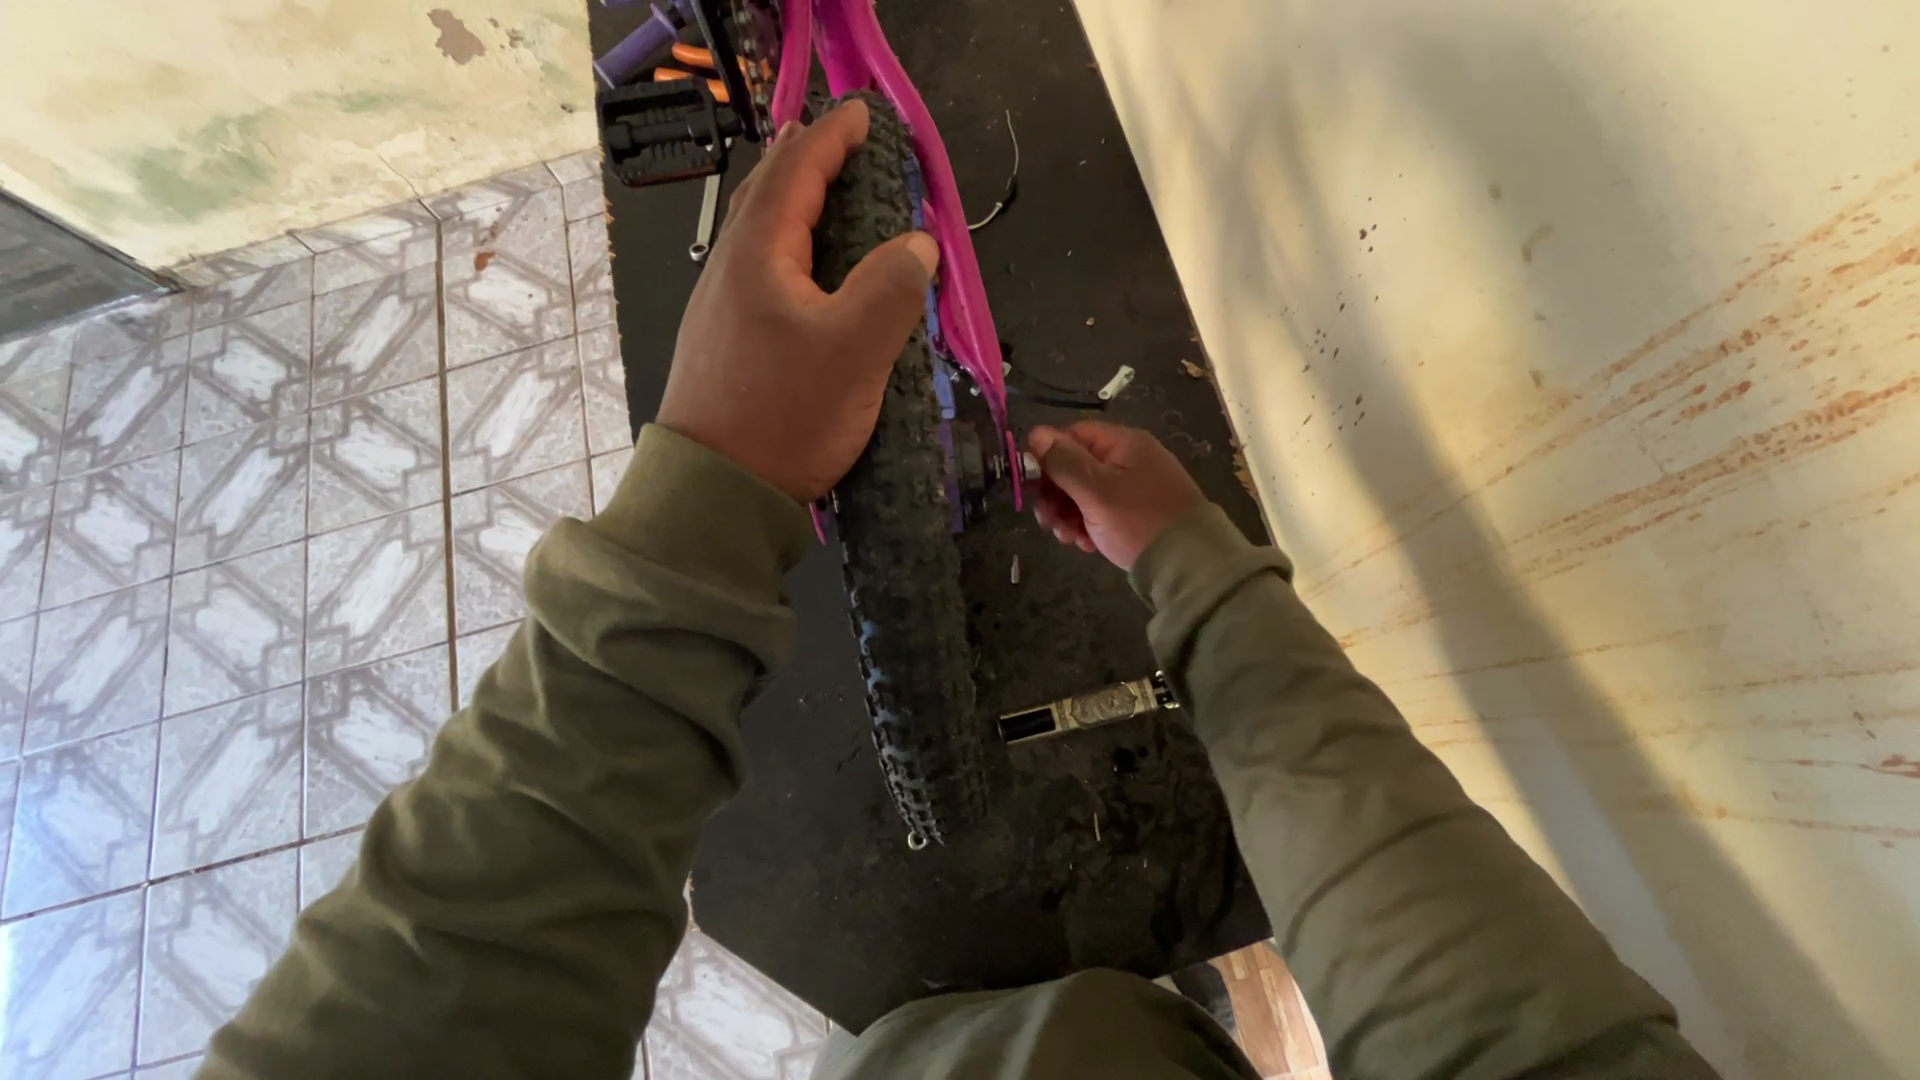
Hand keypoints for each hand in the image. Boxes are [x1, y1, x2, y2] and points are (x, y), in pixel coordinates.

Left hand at [657, 100, 940, 501]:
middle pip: (768, 195)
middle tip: (843, 148)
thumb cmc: (786, 415)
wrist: (716, 491)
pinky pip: (762, 275)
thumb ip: (891, 289)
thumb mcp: (854, 351)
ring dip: (796, 207)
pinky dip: (791, 254)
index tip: (866, 116)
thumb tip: (917, 246)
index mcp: (759, 256)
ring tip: (828, 200)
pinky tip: (808, 278)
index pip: (797, 171)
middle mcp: (731, 270)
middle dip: (808, 163)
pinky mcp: (726, 344)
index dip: (834, 138)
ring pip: (762, 238)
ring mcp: (722, 309)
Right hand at [1029, 422, 1206, 570]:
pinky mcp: (1138, 513)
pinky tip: (1085, 544)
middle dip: (1056, 494)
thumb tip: (1036, 433)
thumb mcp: (1095, 490)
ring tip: (1066, 537)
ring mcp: (1135, 487)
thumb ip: (1064, 462)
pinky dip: (1089, 525)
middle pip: (1077, 466)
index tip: (1030, 485)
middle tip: (1045, 520)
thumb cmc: (1138, 521)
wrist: (1187, 564)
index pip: (1072, 436)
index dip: (1048, 457)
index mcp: (1123, 443)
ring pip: (1087, 493)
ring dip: (1068, 514)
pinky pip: (1103, 512)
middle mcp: (1130, 459)